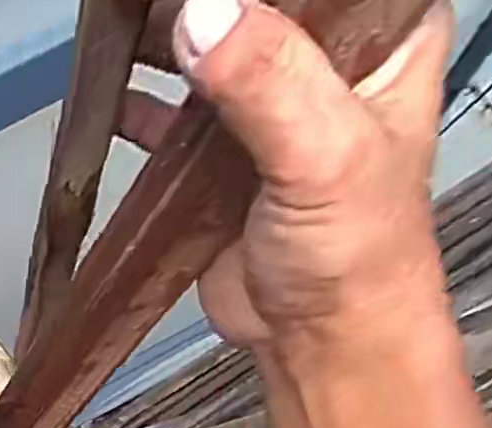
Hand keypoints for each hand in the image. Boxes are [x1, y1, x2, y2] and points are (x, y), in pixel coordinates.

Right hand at [127, 0, 455, 366]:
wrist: (311, 330)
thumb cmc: (351, 246)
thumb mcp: (323, 151)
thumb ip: (267, 82)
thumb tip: (200, 14)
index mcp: (379, 37)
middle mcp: (320, 67)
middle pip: (257, 11)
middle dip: (202, 4)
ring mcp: (261, 119)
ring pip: (209, 60)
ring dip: (166, 43)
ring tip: (119, 24)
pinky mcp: (212, 167)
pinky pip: (171, 124)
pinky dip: (140, 112)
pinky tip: (112, 100)